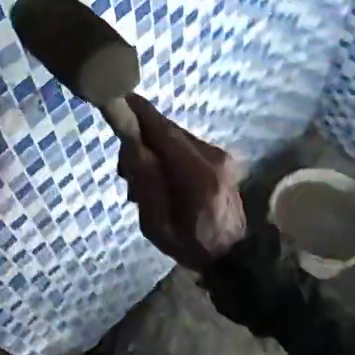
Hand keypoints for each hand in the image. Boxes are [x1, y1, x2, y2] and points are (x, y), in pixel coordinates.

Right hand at [116, 94, 245, 271]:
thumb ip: (146, 182)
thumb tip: (132, 144)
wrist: (235, 256)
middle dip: (141, 133)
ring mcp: (220, 156)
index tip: (118, 97)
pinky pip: (184, 144)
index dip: (140, 112)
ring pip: (175, 136)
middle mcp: (213, 158)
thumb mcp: (157, 225)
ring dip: (152, 145)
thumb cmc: (190, 245)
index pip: (163, 132)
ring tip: (140, 179)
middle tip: (123, 162)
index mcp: (197, 176)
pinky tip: (159, 176)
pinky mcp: (220, 158)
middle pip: (168, 130)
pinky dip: (166, 151)